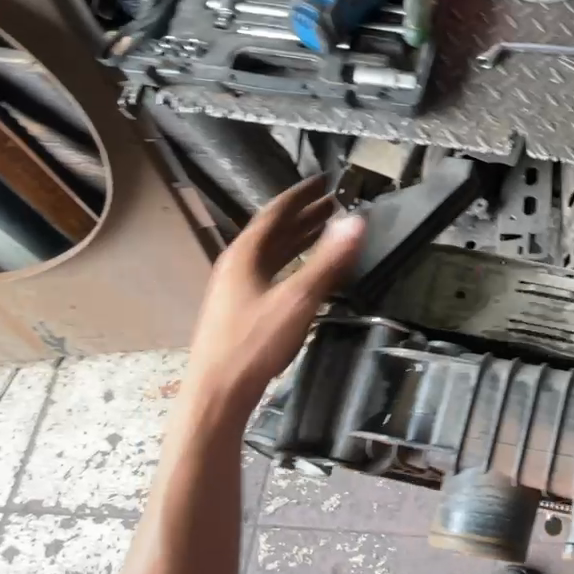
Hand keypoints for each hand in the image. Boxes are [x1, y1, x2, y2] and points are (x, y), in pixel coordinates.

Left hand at [184, 175, 365, 410]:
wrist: (217, 392)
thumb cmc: (254, 344)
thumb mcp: (297, 299)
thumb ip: (328, 262)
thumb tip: (356, 222)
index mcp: (244, 256)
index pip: (275, 213)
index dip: (301, 195)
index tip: (324, 181)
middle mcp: (236, 266)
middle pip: (273, 232)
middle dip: (304, 217)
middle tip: (332, 205)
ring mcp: (236, 288)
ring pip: (272, 254)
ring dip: (298, 240)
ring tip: (324, 231)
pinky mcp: (241, 309)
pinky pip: (271, 273)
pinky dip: (292, 263)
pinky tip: (306, 274)